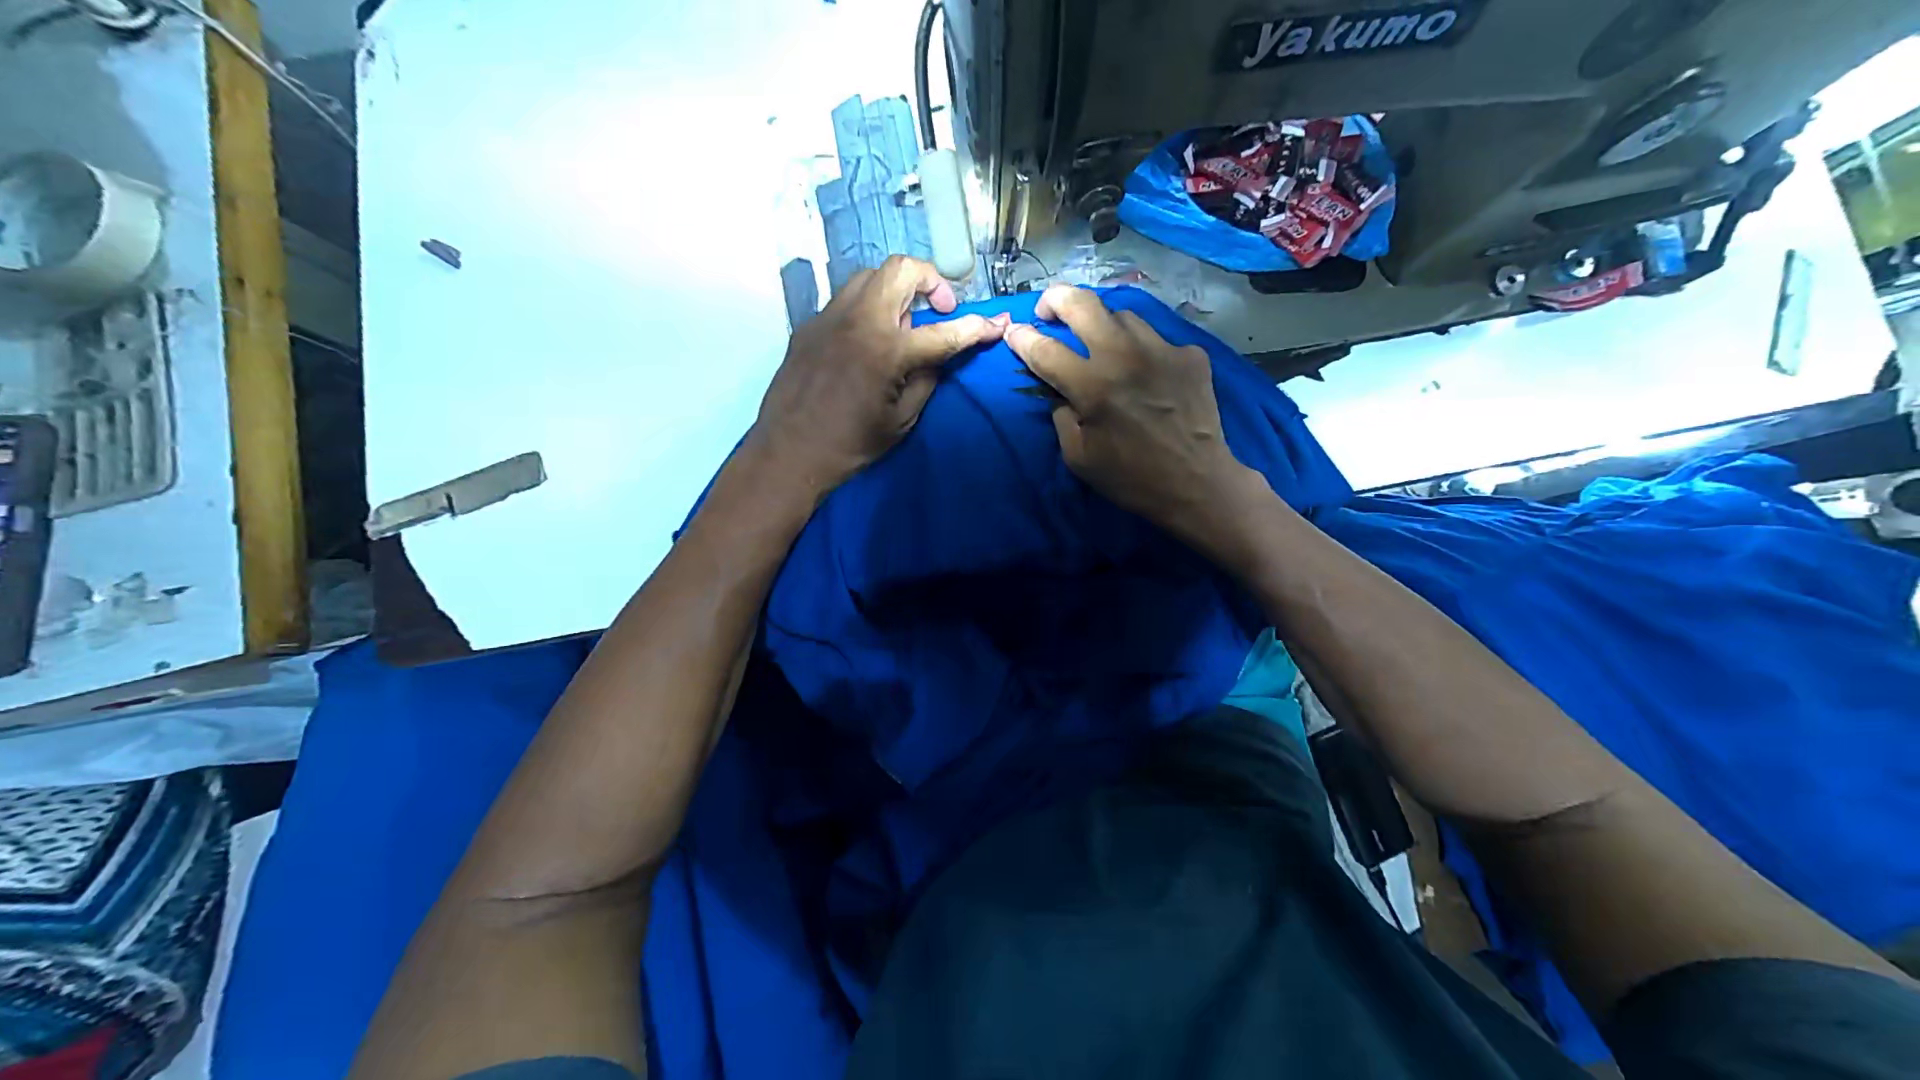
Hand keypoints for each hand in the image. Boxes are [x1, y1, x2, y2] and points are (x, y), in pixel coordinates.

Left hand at [749, 256, 1007, 497]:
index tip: (997, 325)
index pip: (944, 331)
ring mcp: (829, 317)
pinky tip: (867, 342)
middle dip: (930, 281)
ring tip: (902, 324)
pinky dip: (868, 309)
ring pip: (870, 277)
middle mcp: (858, 320)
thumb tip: (940, 354)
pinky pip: (846, 301)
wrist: (788, 453)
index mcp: (886, 350)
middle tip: (940, 309)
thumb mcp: (902, 419)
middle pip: (901, 269)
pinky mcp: (809, 325)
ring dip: (895, 290)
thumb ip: (927, 379)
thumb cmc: (850, 446)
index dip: (976, 328)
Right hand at [1005, 285, 1267, 549]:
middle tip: (1048, 310)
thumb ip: (1062, 417)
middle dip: (1056, 299)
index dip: (1022, 338)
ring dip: (1102, 324)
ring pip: (1121, 315)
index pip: (1045, 349)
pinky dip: (1142, 351)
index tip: (1013, 332)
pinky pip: (1156, 340)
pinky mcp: (1190, 355)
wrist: (1197, 484)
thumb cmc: (1131, 478)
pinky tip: (1145, 372)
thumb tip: (1060, 392)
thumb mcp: (1078, 457)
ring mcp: (1161, 350)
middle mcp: (1124, 356)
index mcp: (1092, 386)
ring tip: (1099, 342)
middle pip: (1082, 304)